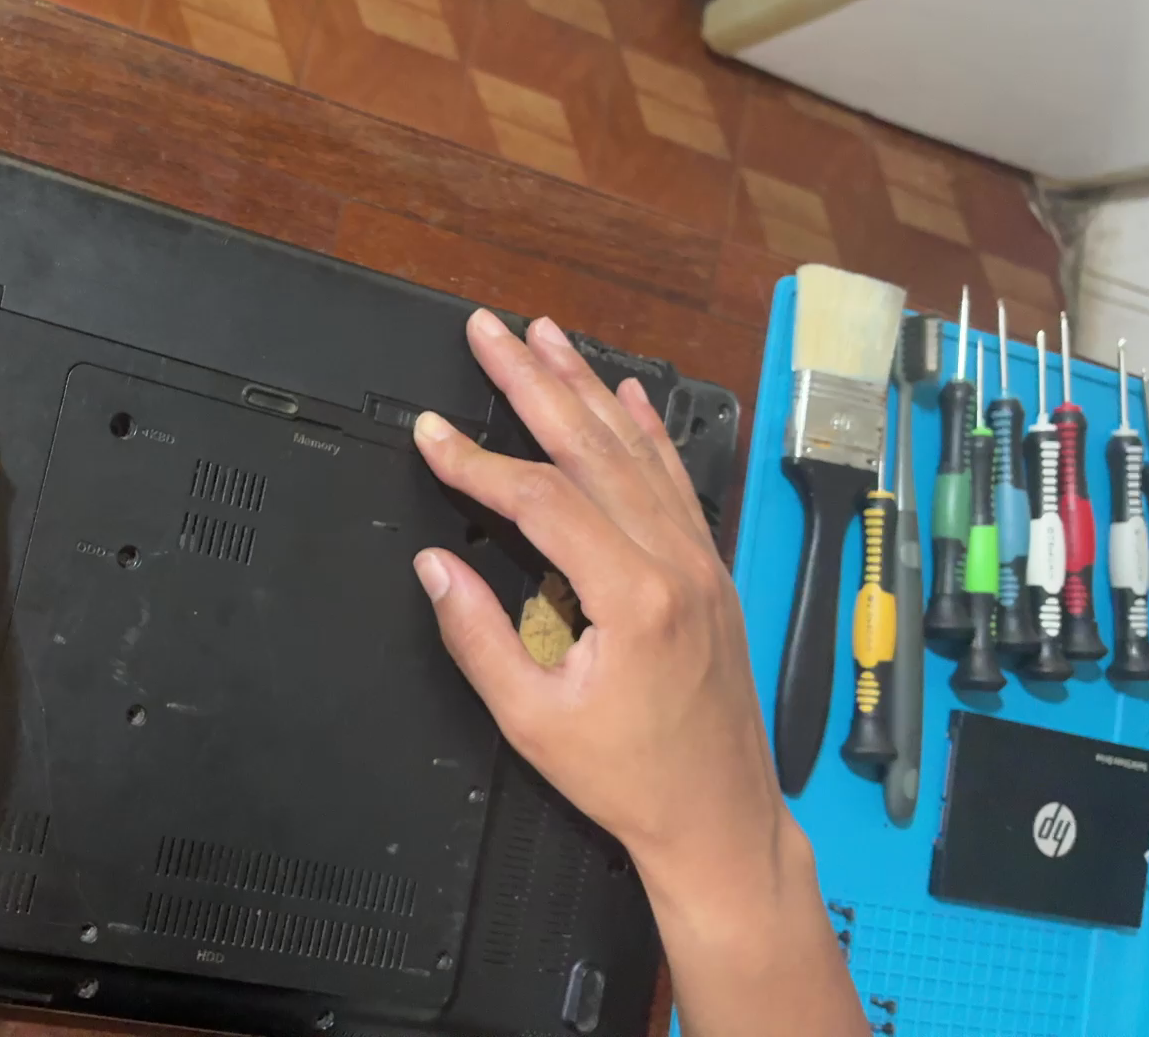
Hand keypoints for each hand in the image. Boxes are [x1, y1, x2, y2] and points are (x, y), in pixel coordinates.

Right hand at [411, 310, 862, 1035]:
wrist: (720, 819)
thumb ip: (478, 633)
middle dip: (533, 380)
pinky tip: (626, 391)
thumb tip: (433, 564)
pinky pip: (674, 478)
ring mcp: (699, 557)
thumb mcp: (530, 718)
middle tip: (488, 330)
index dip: (476, 462)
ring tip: (544, 335)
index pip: (540, 499)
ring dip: (585, 386)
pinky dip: (646, 428)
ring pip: (635, 449)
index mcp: (632, 595)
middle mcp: (674, 559)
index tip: (428, 433)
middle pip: (592, 446)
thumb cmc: (623, 775)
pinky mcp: (707, 566)